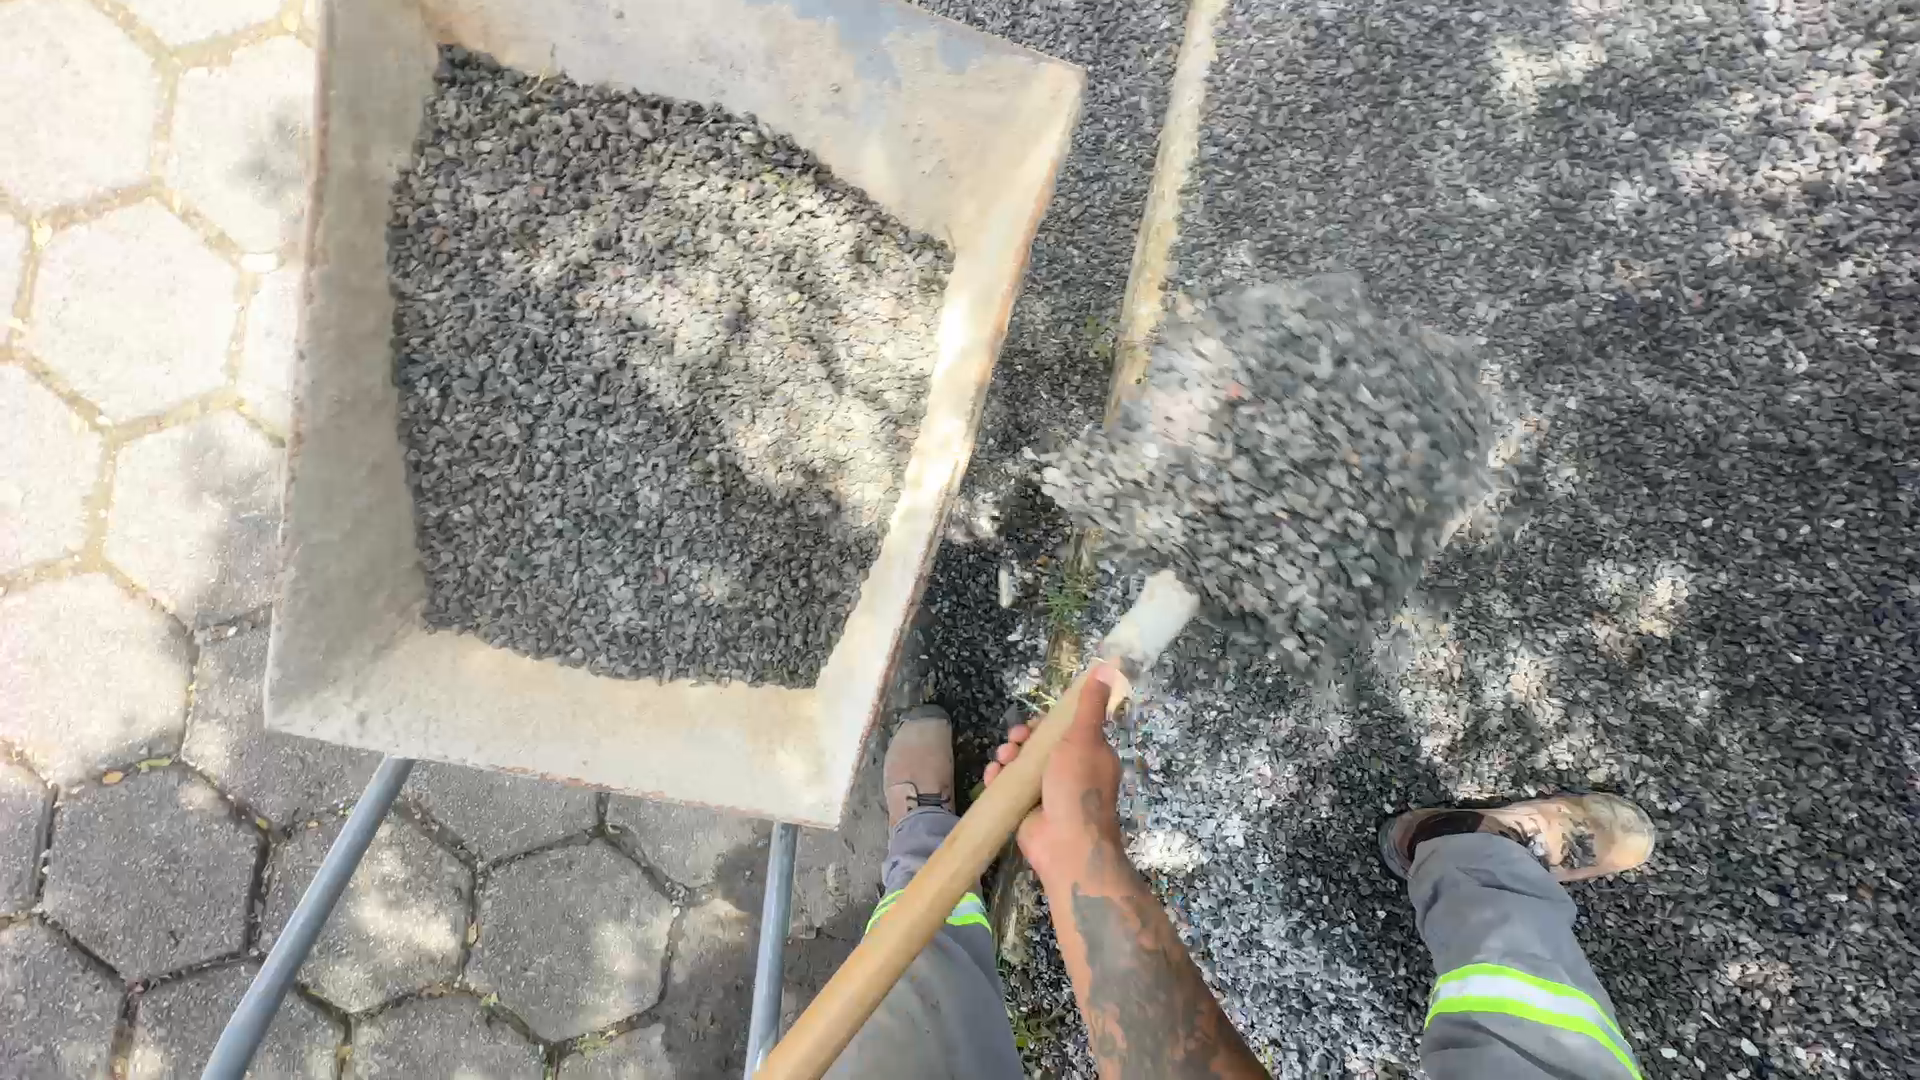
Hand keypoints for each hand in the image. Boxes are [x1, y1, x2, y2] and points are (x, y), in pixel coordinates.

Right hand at [983, 663, 1126, 886]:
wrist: (1066, 845)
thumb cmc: (1078, 787)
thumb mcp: (1084, 739)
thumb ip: (1090, 706)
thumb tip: (1106, 670)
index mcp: (1089, 754)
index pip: (1064, 729)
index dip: (1045, 723)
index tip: (1035, 724)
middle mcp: (1069, 771)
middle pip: (1038, 744)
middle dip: (1022, 739)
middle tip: (1015, 741)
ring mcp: (1047, 792)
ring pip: (1020, 763)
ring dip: (1008, 756)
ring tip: (1003, 760)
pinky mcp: (1027, 809)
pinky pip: (1009, 786)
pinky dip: (999, 778)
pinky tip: (994, 777)